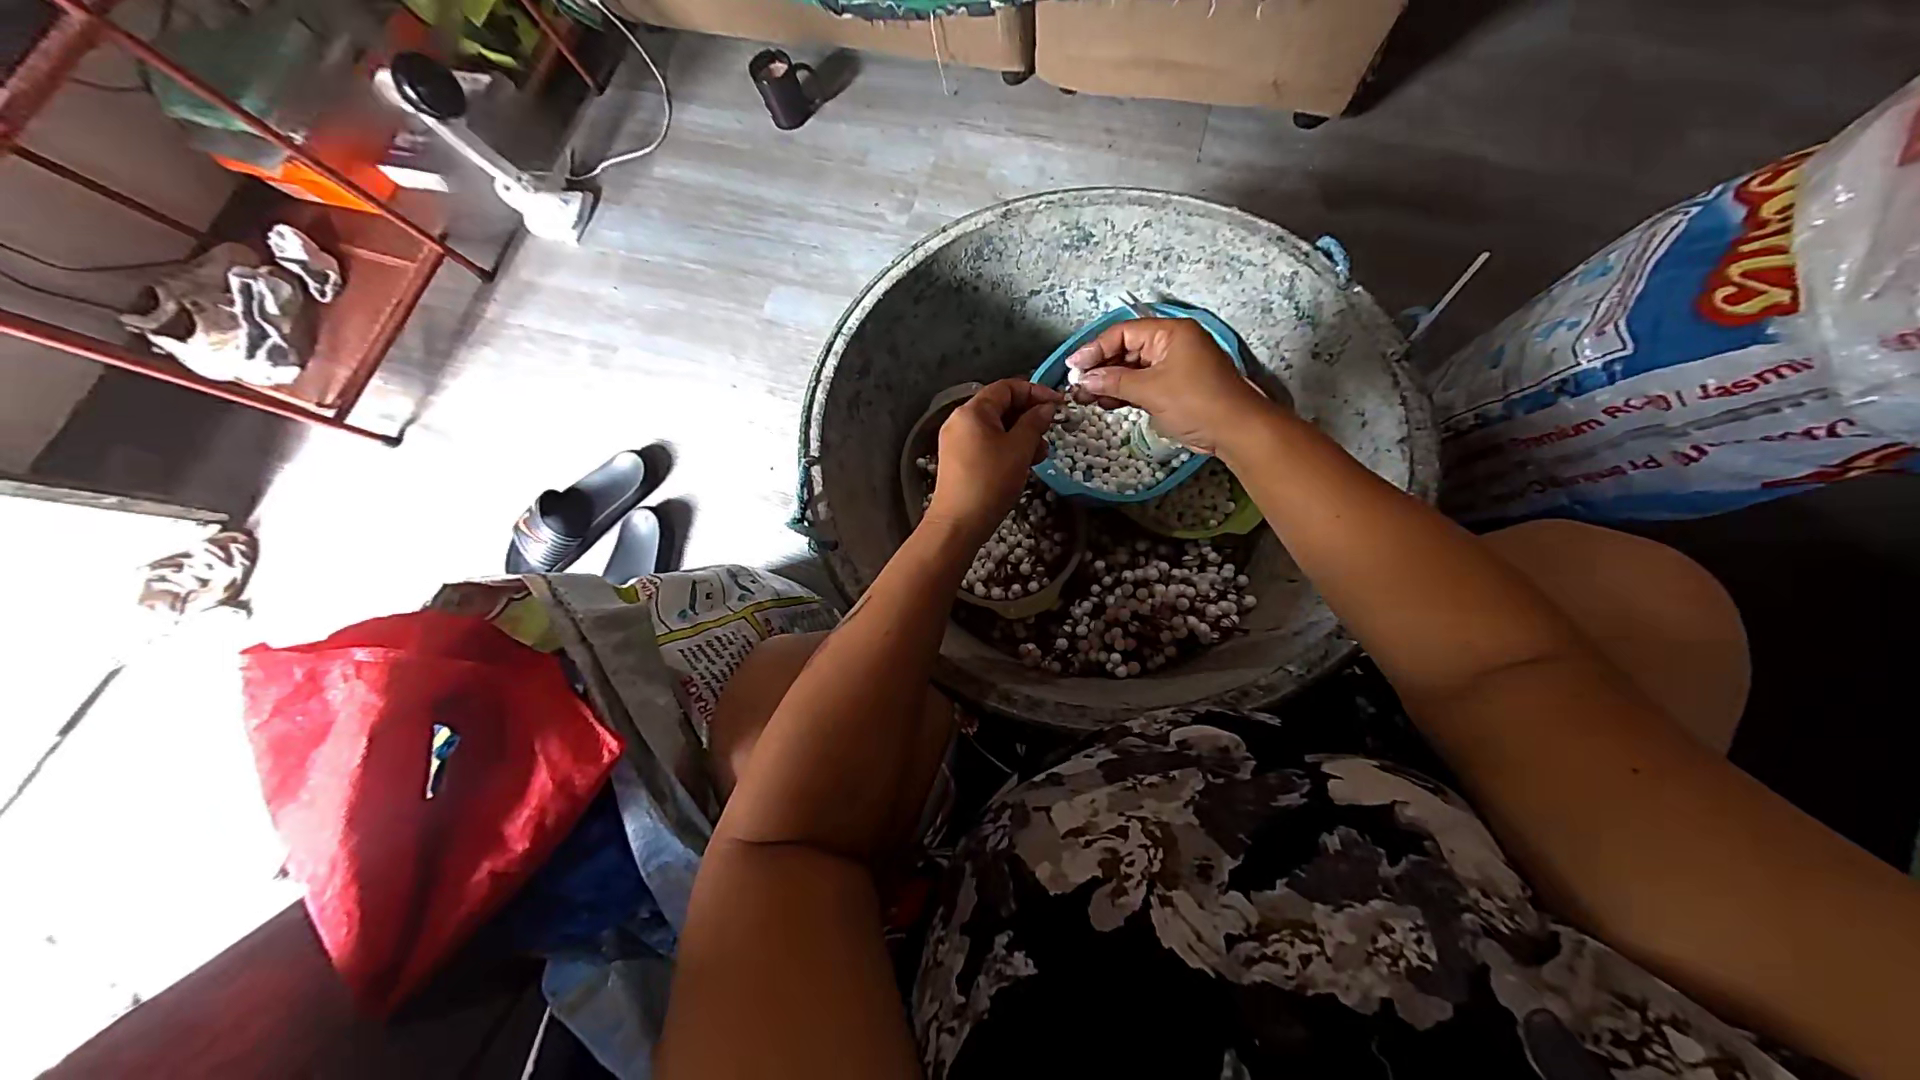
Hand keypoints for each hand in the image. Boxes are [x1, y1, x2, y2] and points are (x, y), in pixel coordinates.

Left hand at [925, 378, 1061, 542]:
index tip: (1058, 404)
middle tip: (1049, 433)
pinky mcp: (958, 460)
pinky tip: (1022, 464)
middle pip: (1000, 406)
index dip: (1035, 392)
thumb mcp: (1019, 449)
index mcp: (972, 411)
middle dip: (1029, 417)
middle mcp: (960, 421)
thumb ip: (1035, 423)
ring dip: (1021, 435)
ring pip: (995, 427)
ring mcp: (956, 441)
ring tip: (1039, 455)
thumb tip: (1046, 408)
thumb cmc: (990, 482)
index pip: (1007, 387)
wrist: (958, 523)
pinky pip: (986, 444)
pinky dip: (1007, 448)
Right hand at [1065, 317, 1277, 453]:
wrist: (1236, 431)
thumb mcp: (1151, 390)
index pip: (1122, 333)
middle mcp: (1172, 343)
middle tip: (1077, 385)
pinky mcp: (1175, 385)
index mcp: (1170, 332)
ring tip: (1087, 396)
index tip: (1073, 367)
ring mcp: (1174, 364)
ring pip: (1132, 368)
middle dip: (1100, 367)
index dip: (1094, 349)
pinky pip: (1143, 382)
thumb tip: (1085, 380)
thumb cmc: (1198, 403)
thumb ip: (1114, 382)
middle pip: (1126, 349)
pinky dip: (1124, 391)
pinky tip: (1105, 402)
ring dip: (1109, 381)